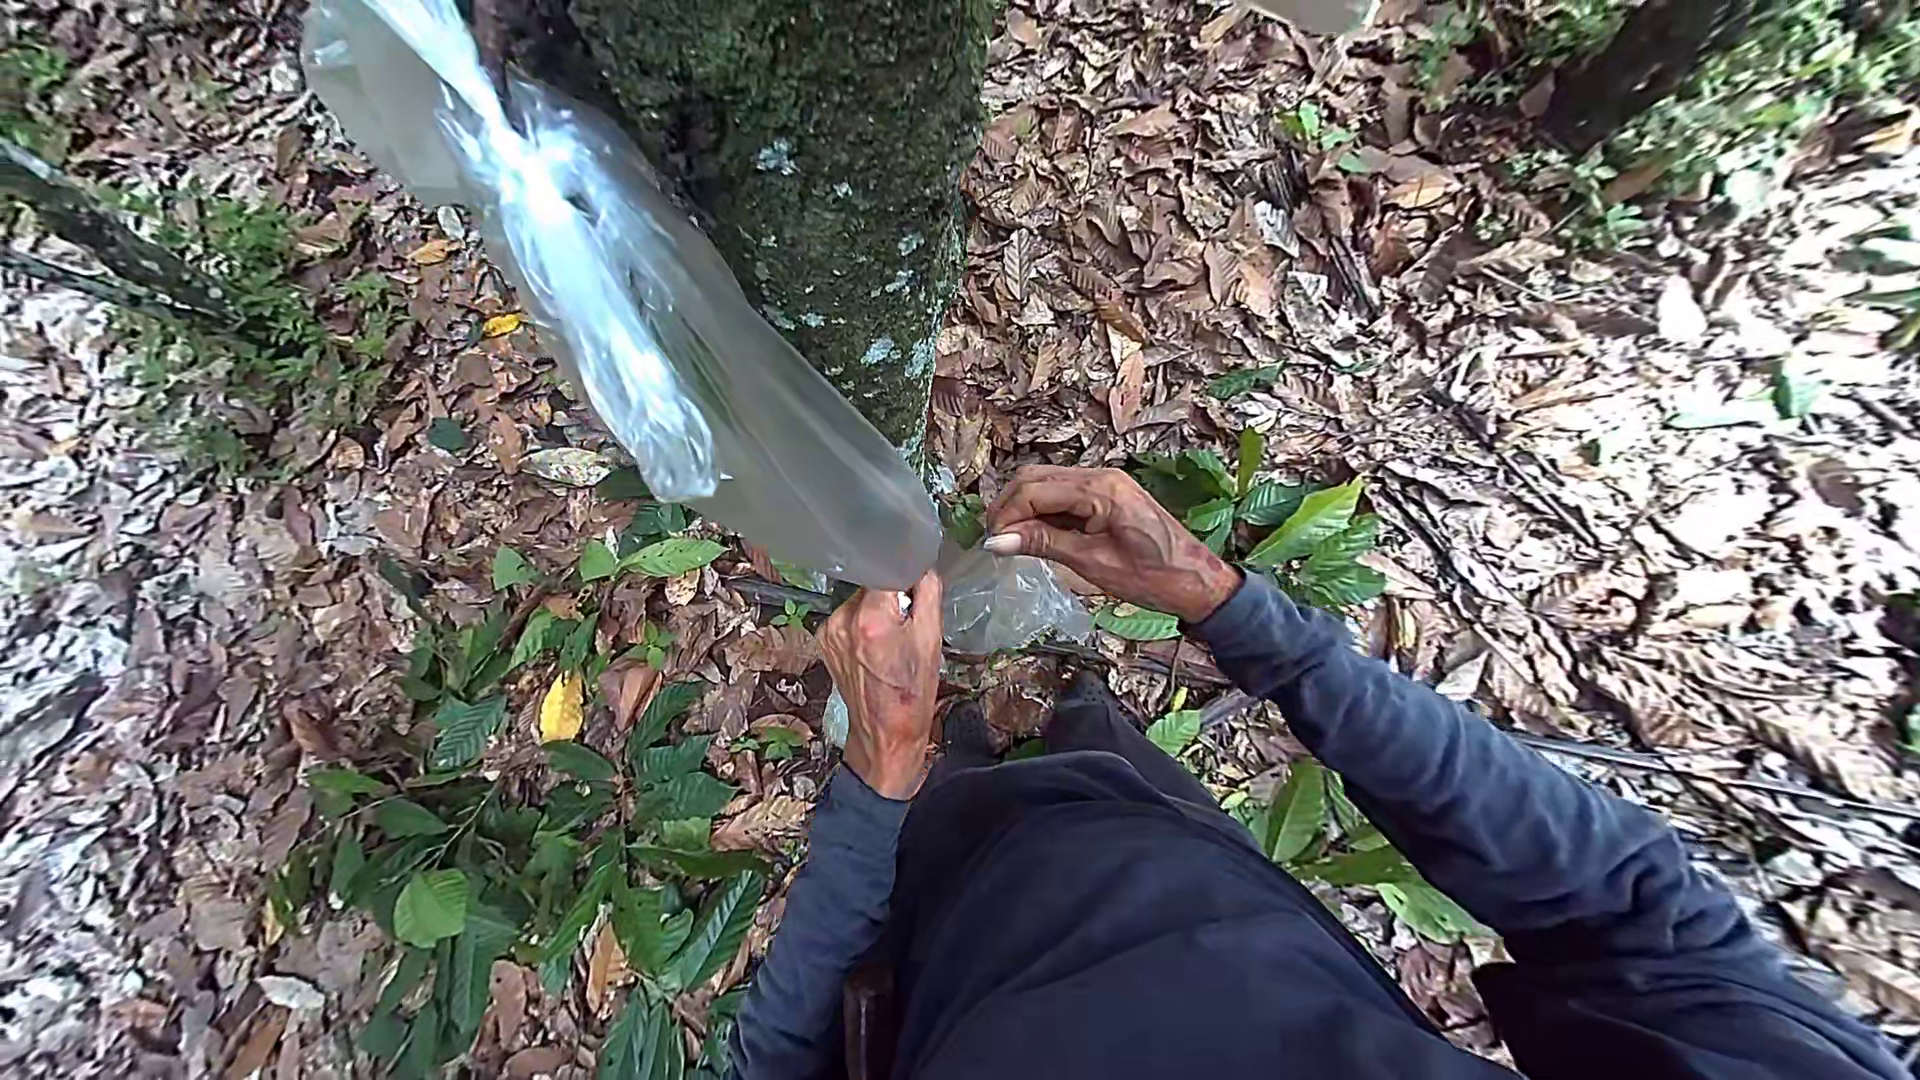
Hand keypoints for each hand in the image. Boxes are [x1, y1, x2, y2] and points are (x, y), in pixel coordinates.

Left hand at [818, 571, 943, 798]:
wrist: (885, 733)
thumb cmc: (914, 690)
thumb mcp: (932, 638)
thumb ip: (928, 592)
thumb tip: (921, 564)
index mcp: (871, 618)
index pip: (888, 569)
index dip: (906, 575)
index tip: (917, 588)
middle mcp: (843, 619)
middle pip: (873, 583)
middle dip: (892, 594)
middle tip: (907, 620)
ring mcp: (829, 630)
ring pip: (860, 598)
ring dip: (877, 607)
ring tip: (891, 637)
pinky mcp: (824, 639)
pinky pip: (849, 614)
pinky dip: (864, 620)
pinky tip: (875, 644)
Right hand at [984, 465, 1239, 622]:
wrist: (1196, 580)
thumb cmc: (1152, 576)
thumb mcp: (1092, 563)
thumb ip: (1043, 544)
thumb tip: (996, 541)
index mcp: (1100, 489)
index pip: (1034, 490)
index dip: (1006, 514)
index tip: (991, 542)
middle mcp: (1100, 476)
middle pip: (1034, 478)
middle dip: (1008, 506)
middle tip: (996, 540)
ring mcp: (1104, 482)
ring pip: (1045, 483)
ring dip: (1023, 508)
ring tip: (1012, 541)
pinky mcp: (1105, 493)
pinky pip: (1062, 494)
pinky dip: (1042, 511)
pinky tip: (1036, 535)